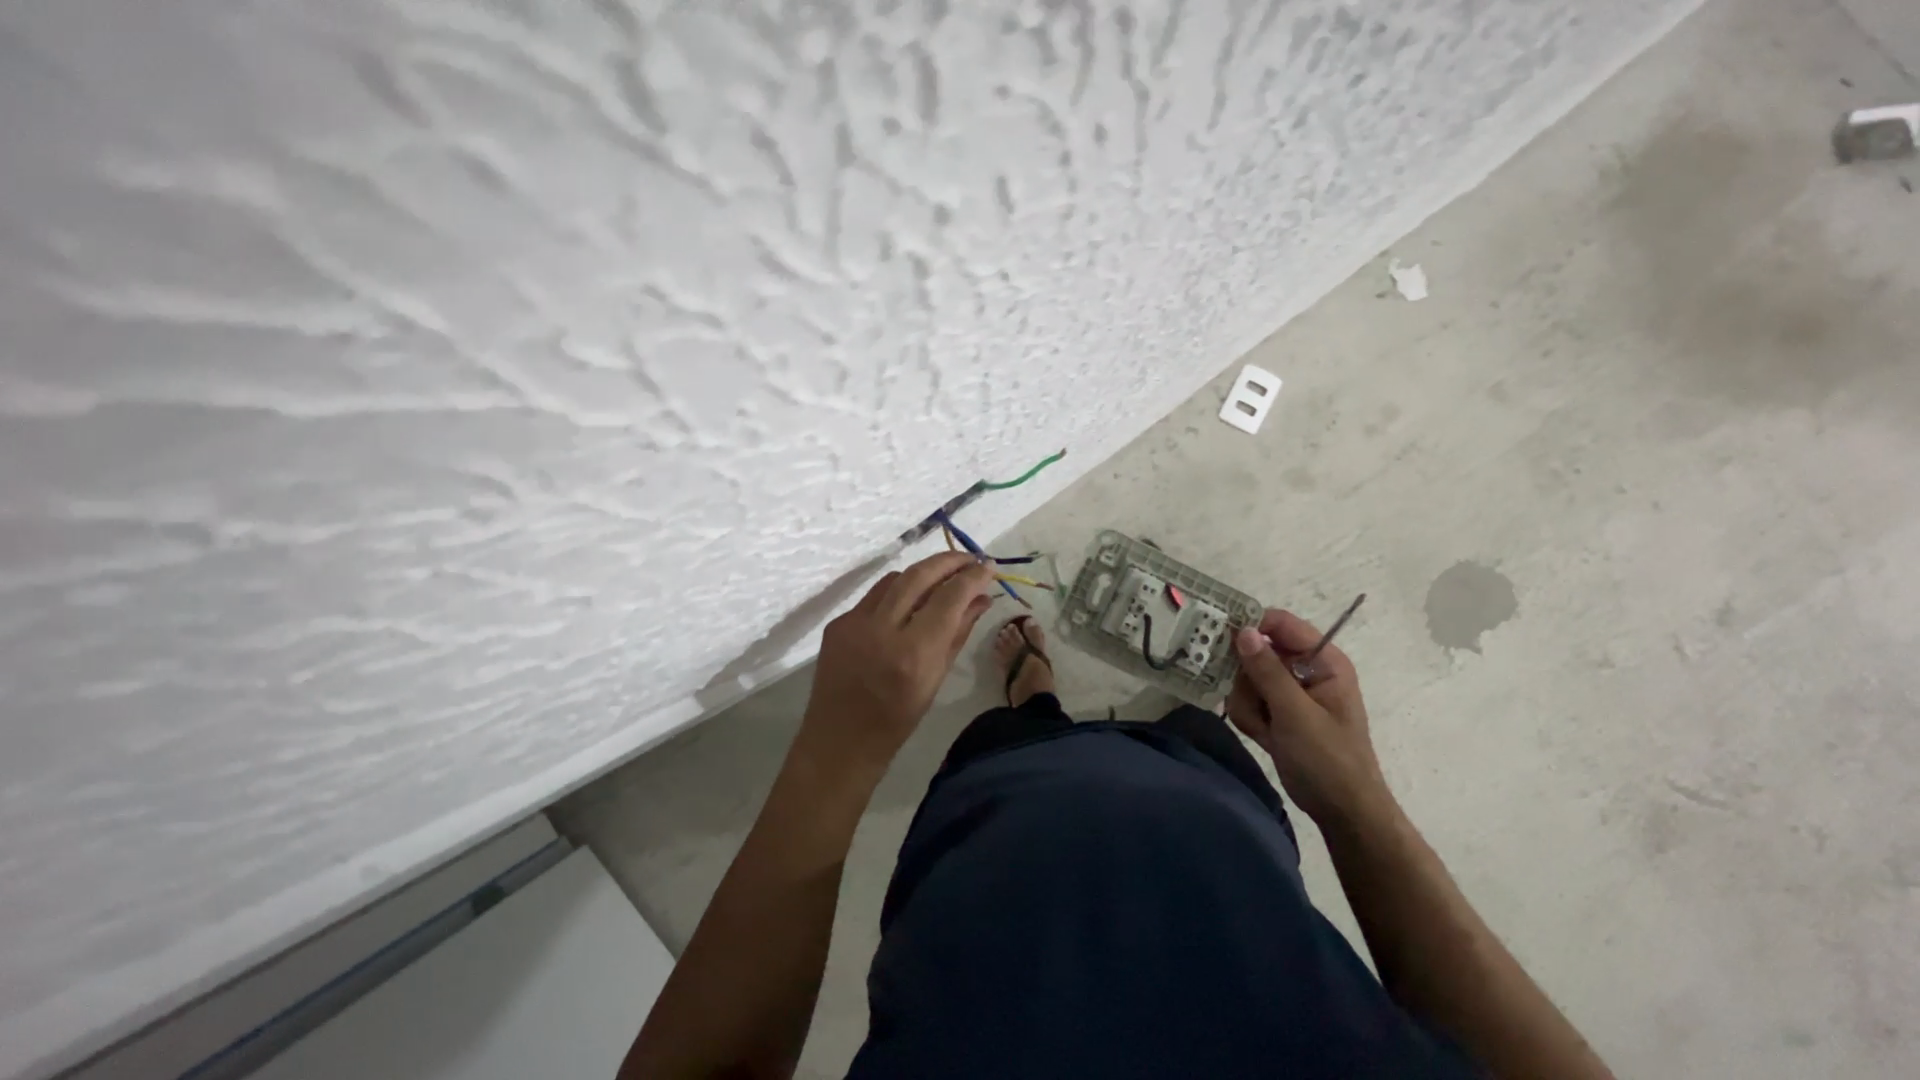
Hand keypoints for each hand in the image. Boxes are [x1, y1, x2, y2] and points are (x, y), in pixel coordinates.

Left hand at [799, 552, 996, 774]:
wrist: (841, 740)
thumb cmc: (897, 720)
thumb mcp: (936, 679)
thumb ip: (958, 633)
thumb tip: (981, 598)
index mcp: (913, 653)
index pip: (950, 597)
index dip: (973, 577)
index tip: (988, 566)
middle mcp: (882, 630)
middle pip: (919, 575)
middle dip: (948, 561)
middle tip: (969, 559)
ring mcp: (854, 623)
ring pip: (894, 580)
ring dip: (921, 574)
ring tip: (942, 578)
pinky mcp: (837, 623)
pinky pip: (873, 597)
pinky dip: (896, 594)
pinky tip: (907, 605)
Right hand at [1226, 609, 1393, 827]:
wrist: (1341, 809)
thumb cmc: (1328, 758)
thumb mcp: (1296, 713)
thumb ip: (1267, 670)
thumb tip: (1243, 631)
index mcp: (1324, 661)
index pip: (1282, 625)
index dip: (1252, 627)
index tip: (1222, 641)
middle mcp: (1305, 670)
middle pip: (1257, 652)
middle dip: (1248, 680)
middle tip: (1254, 703)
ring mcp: (1290, 692)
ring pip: (1246, 678)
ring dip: (1248, 704)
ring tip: (1266, 729)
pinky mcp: (1277, 712)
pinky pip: (1247, 701)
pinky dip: (1250, 719)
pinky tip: (1265, 738)